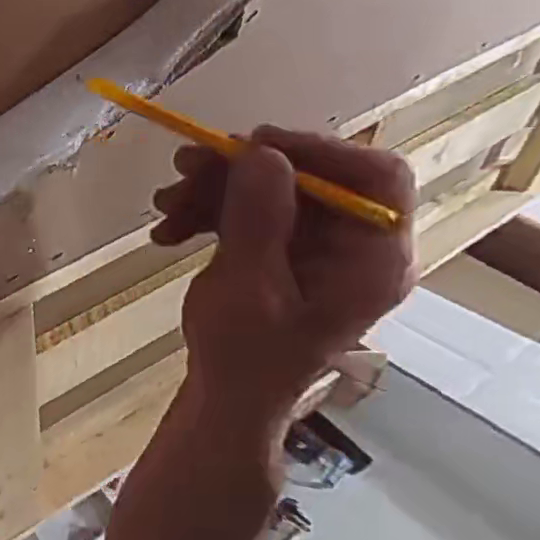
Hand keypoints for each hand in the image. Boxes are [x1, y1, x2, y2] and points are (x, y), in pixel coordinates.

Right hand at [152, 126, 416, 411]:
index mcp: (371, 259)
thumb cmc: (243, 355)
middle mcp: (351, 245)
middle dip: (240, 172)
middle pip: (308, 179)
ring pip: (269, 191)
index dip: (317, 150)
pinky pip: (248, 212)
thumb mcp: (247, 287)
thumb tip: (258, 153)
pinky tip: (169, 231)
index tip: (251, 145)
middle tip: (183, 167)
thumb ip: (258, 220)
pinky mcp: (279, 250)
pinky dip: (206, 214)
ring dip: (211, 191)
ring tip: (164, 205)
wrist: (225, 394)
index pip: (374, 178)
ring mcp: (314, 247)